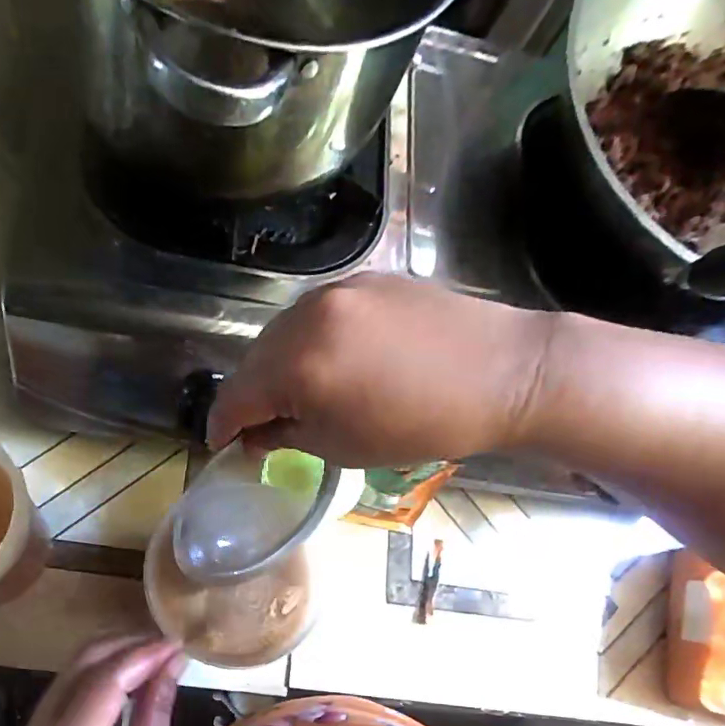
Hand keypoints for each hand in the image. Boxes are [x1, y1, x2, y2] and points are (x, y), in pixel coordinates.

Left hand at [16, 634, 185, 725]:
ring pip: (76, 663)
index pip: (106, 680)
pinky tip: (133, 669)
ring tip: (157, 653)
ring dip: (117, 650)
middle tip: (171, 645)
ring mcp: (34, 722)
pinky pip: (72, 677)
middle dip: (130, 645)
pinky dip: (105, 665)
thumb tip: (174, 661)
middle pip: (85, 661)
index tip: (179, 643)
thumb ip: (155, 711)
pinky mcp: (38, 722)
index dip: (144, 654)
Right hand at [205, 275, 557, 466]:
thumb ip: (286, 436)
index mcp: (298, 363)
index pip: (235, 397)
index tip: (222, 447)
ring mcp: (338, 289)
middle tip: (262, 427)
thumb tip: (255, 434)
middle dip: (251, 396)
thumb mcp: (344, 446)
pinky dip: (312, 342)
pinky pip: (318, 314)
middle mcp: (306, 314)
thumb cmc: (423, 425)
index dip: (223, 427)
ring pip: (283, 332)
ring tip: (301, 394)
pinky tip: (335, 361)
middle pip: (253, 359)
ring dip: (279, 366)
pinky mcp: (367, 278)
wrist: (502, 373)